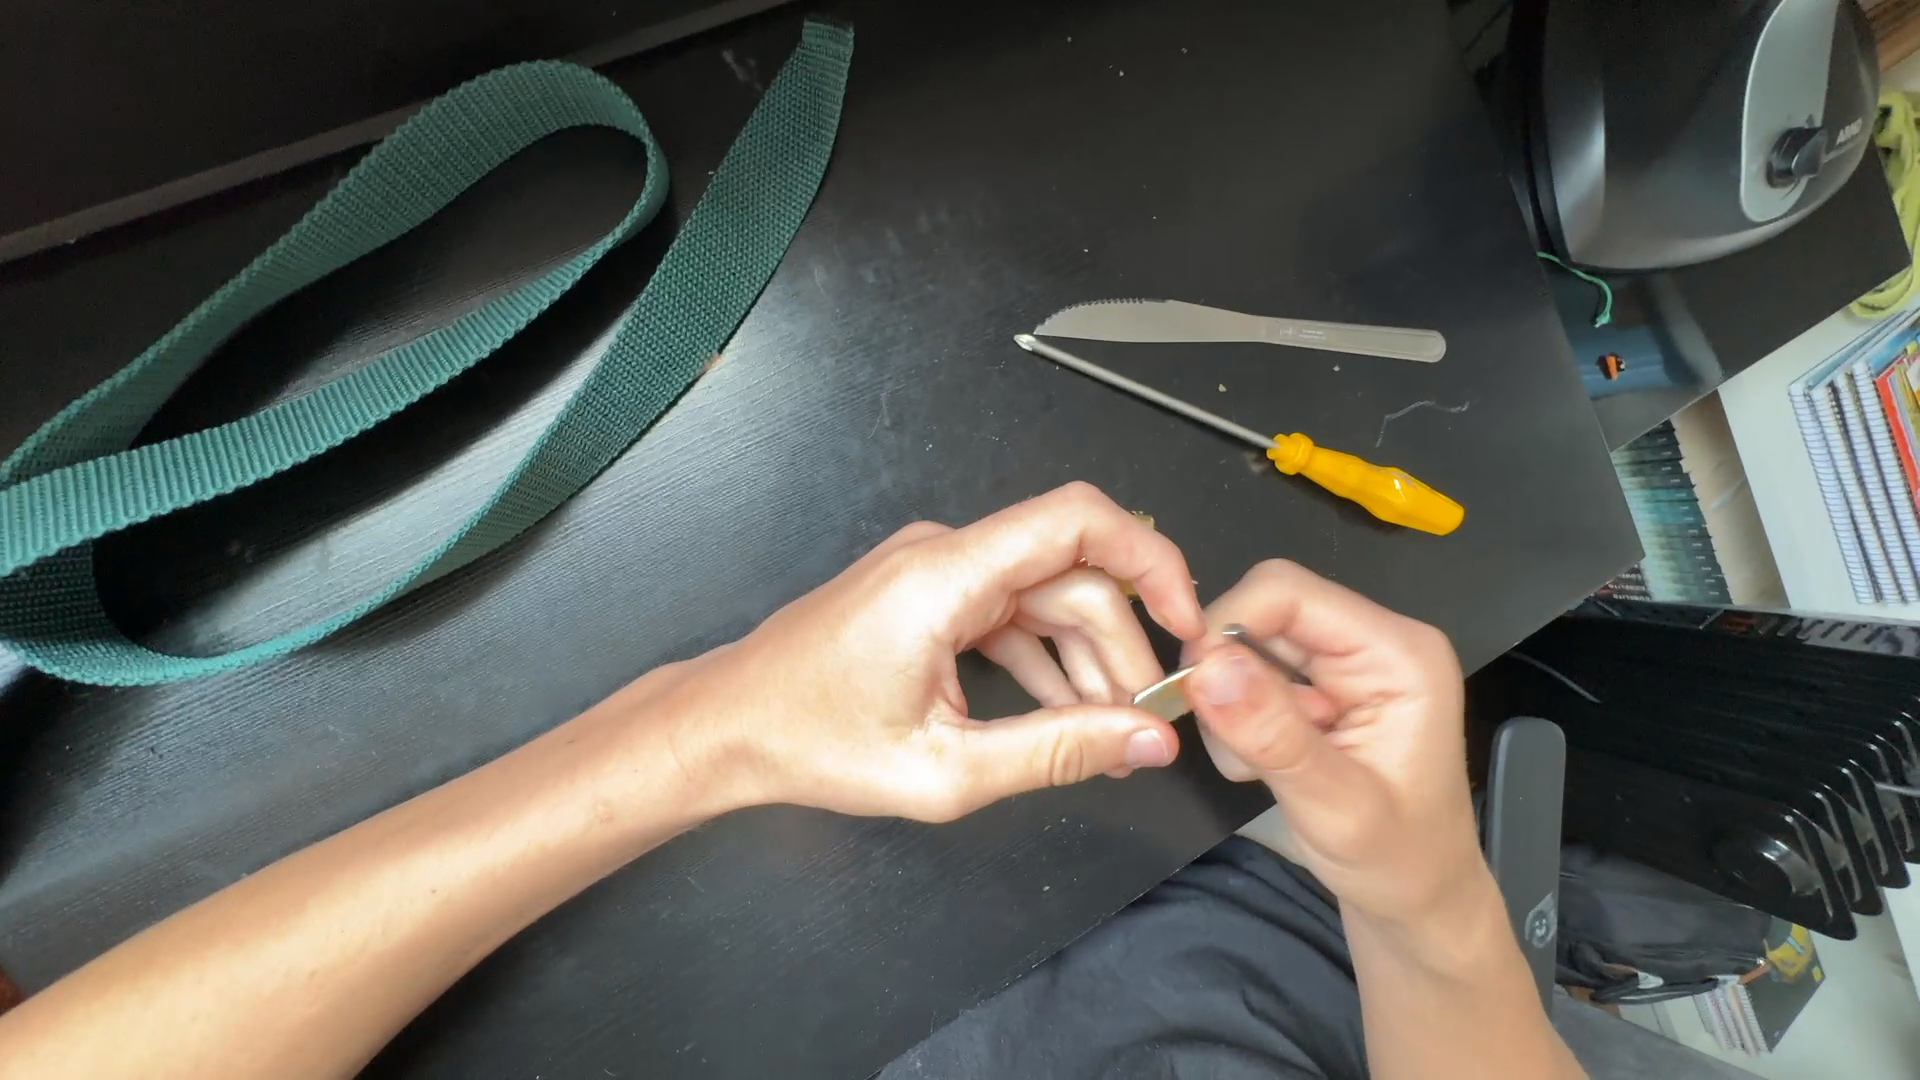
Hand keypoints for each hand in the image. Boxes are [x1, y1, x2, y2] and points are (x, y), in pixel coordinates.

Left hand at [657, 482, 1205, 821]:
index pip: (1077, 520)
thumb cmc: (814, 744)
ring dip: (1084, 663)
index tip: (1188, 624)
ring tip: (1104, 737)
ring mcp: (938, 572)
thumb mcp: (945, 770)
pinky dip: (1043, 662)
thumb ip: (1058, 750)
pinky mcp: (932, 595)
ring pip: (1045, 600)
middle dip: (1119, 651)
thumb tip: (1151, 739)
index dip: (1150, 558)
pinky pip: (1010, 616)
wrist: (728, 725)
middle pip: (1071, 579)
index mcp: (946, 575)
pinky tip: (1061, 715)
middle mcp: (947, 554)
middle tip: (1141, 729)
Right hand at [1182, 560, 1484, 924]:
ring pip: (1241, 643)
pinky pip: (1243, 673)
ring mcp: (1338, 662)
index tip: (1195, 689)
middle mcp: (1367, 641)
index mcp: (1395, 652)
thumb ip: (1273, 735)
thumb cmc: (1398, 862)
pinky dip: (1231, 715)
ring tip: (1258, 764)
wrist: (1416, 899)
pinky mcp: (1313, 685)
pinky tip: (1260, 760)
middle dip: (1225, 673)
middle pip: (1257, 612)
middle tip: (1231, 740)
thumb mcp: (1336, 808)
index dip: (1225, 625)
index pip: (1285, 591)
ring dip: (1226, 702)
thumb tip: (1206, 668)